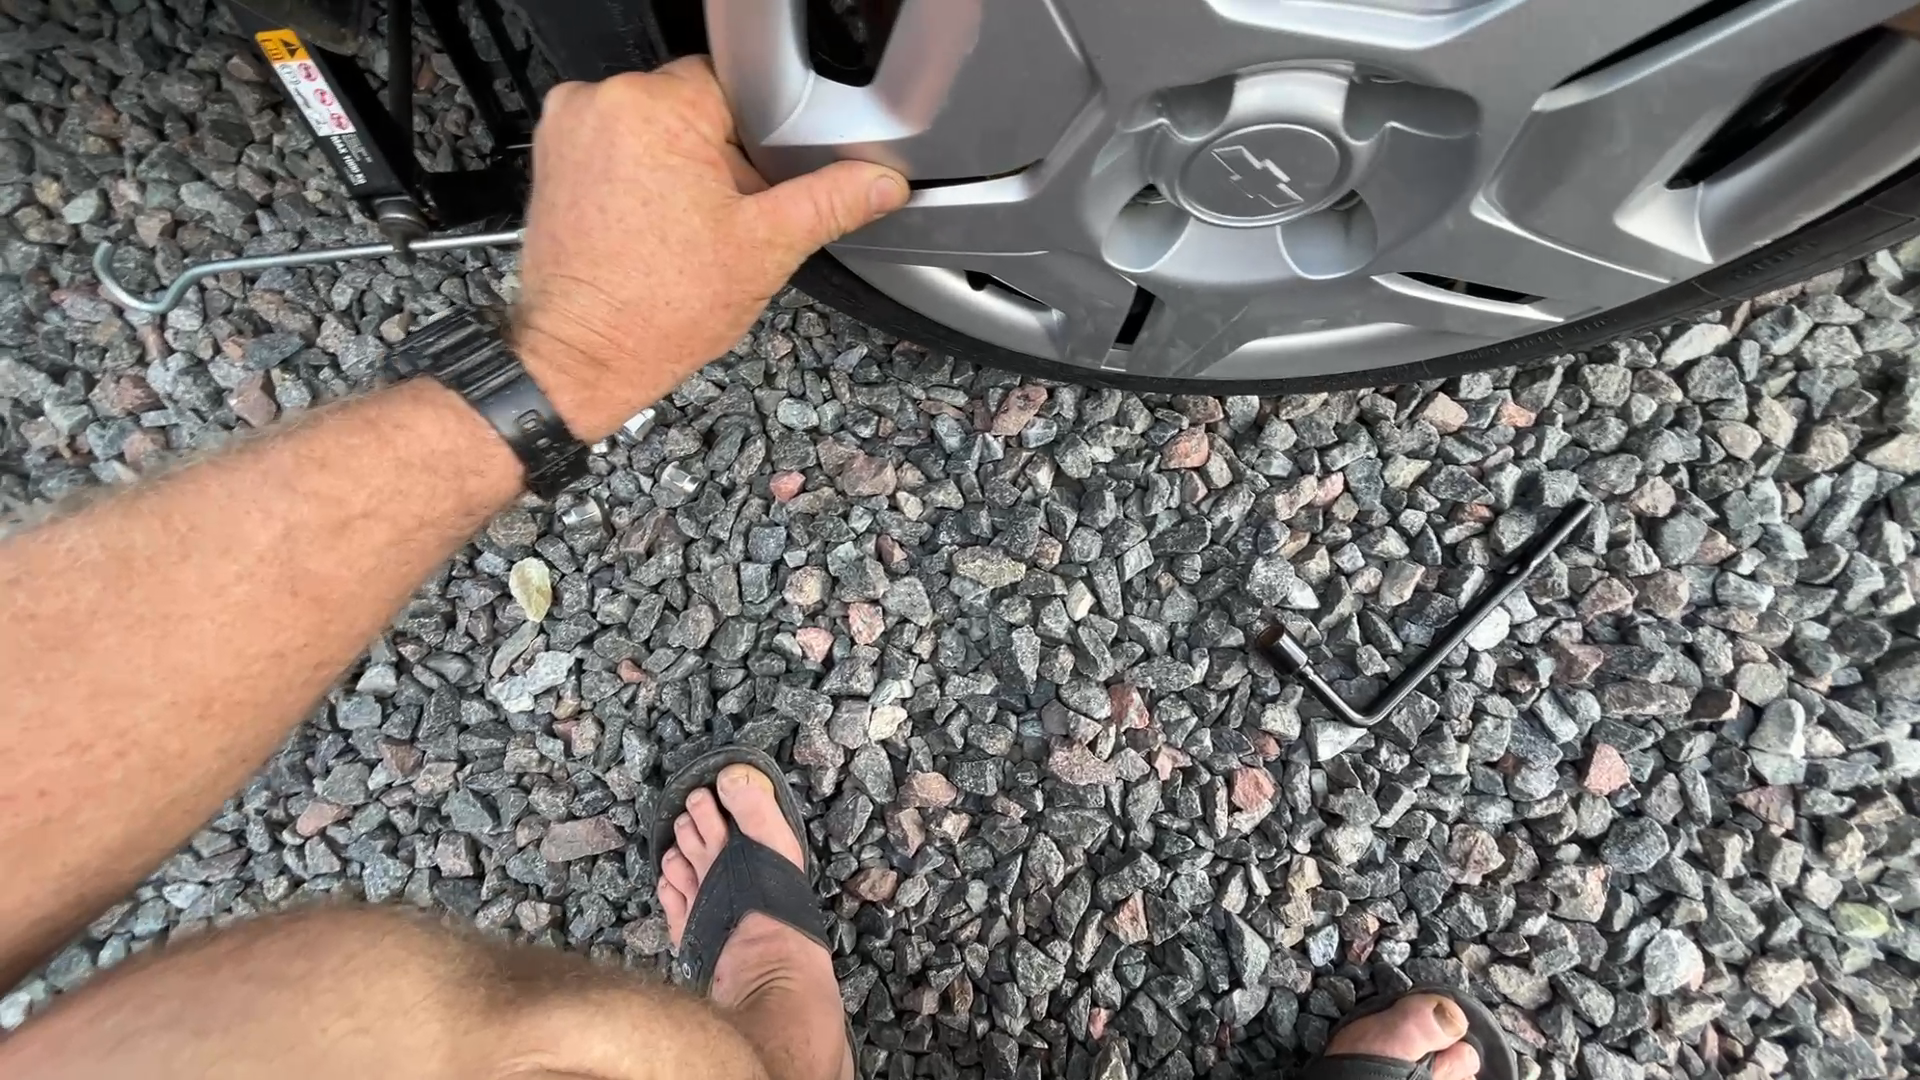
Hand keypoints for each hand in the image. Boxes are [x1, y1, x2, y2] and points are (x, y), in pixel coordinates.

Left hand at [511, 57, 908, 439]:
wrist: (589, 355)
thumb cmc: (661, 309)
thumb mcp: (766, 250)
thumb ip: (829, 203)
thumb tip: (881, 182)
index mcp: (658, 109)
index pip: (736, 88)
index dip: (762, 143)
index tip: (762, 188)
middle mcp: (602, 103)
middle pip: (696, 110)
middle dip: (724, 162)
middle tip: (727, 223)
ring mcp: (570, 130)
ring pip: (659, 132)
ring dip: (685, 173)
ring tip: (687, 234)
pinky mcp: (555, 161)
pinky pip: (622, 151)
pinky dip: (647, 183)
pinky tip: (658, 233)